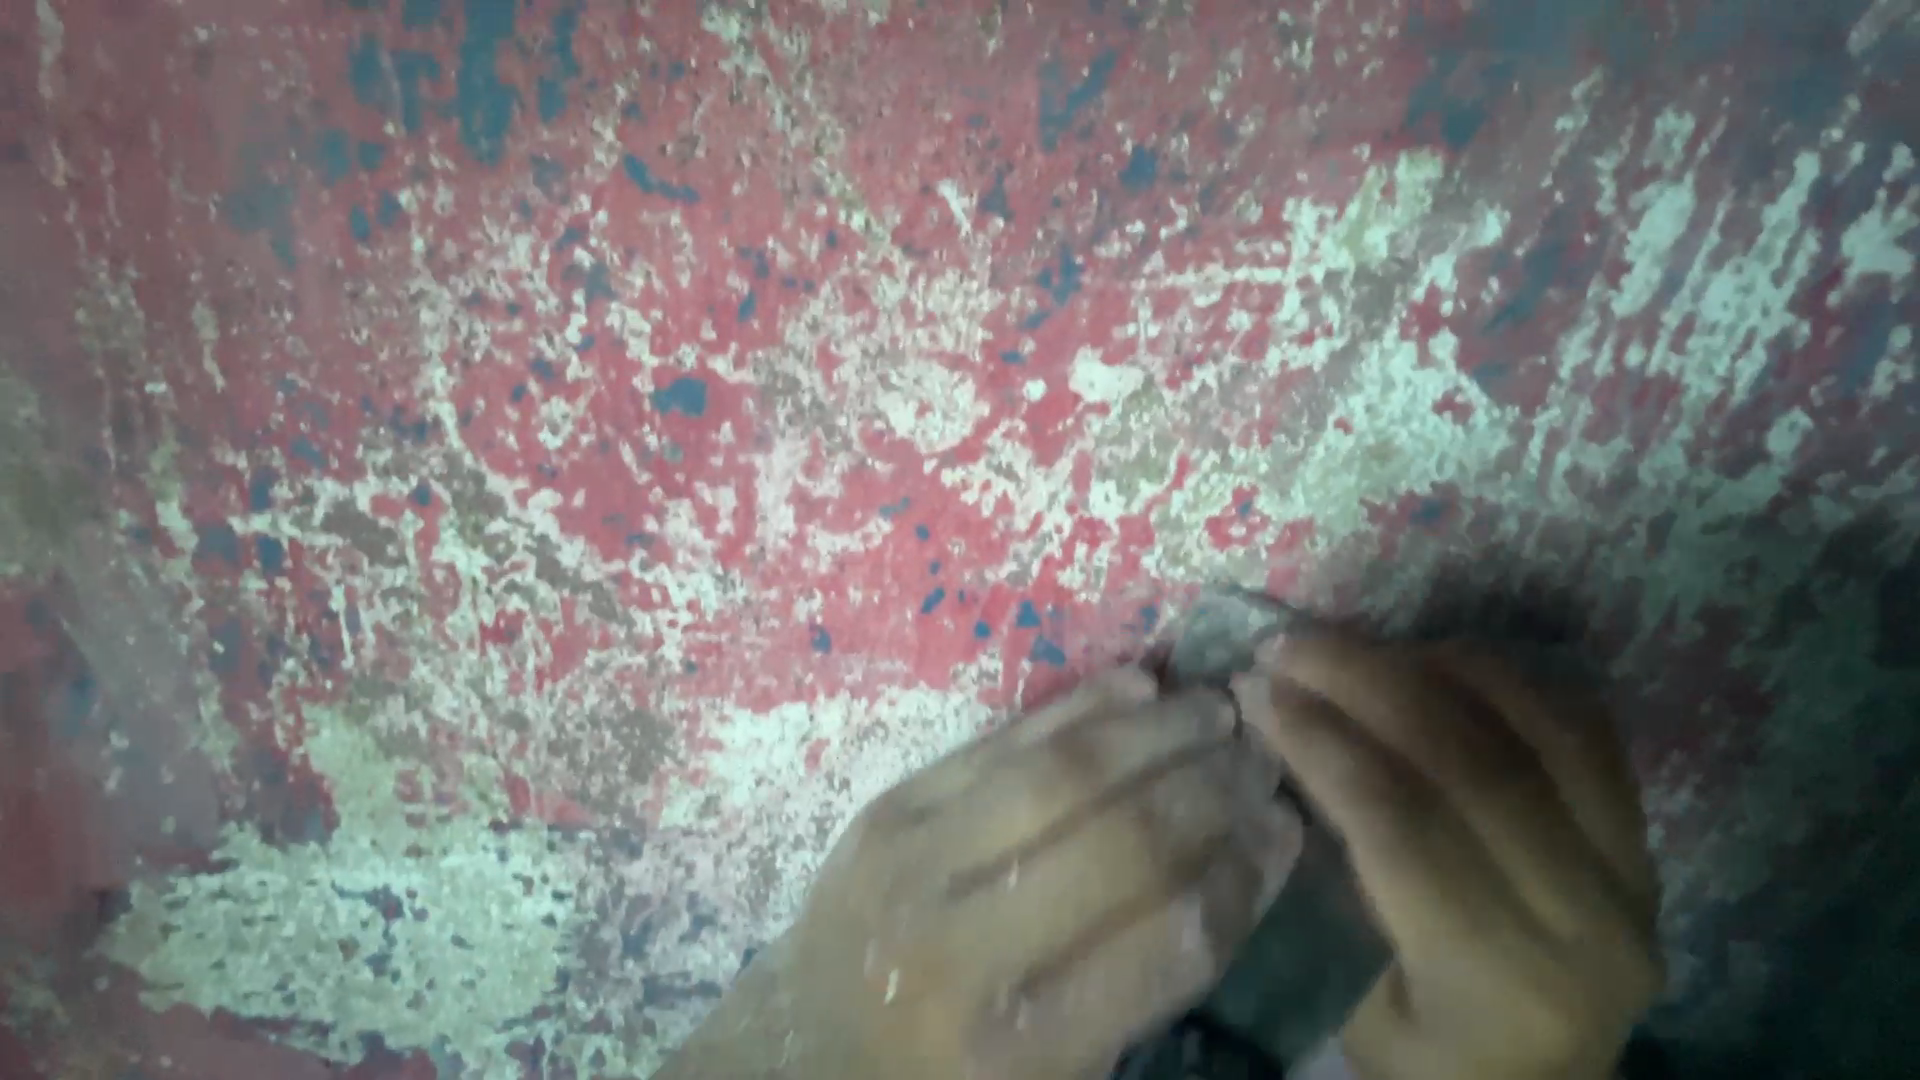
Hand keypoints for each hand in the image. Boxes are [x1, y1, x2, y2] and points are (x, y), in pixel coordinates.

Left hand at [659, 669, 1303, 1079]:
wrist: (800, 1051)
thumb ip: (1139, 993)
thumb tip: (1232, 873)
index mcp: (1022, 1050)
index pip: (1169, 941)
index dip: (1243, 874)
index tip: (1288, 827)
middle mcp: (969, 948)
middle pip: (1122, 842)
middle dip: (1211, 788)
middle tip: (1265, 751)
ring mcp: (917, 860)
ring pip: (1061, 773)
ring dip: (1154, 732)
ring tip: (1216, 705)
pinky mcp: (889, 807)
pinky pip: (998, 740)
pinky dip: (1076, 708)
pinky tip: (1134, 686)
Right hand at [1233, 635, 1662, 1079]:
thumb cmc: (1419, 1053)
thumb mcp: (1347, 996)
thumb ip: (1320, 876)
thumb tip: (1271, 744)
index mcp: (1498, 984)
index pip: (1402, 826)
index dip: (1323, 742)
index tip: (1259, 689)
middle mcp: (1587, 923)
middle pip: (1471, 762)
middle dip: (1366, 681)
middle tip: (1290, 645)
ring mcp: (1633, 877)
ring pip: (1535, 728)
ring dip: (1428, 664)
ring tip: (1353, 646)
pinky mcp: (1643, 844)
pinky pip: (1579, 728)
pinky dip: (1499, 679)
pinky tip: (1431, 661)